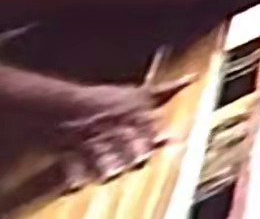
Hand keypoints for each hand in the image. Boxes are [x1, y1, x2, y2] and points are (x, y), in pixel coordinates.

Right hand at [36, 79, 185, 189]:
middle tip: (141, 162)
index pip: (149, 123)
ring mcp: (89, 138)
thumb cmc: (108, 98)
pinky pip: (69, 164)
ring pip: (99, 154)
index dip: (156, 132)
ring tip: (111, 176)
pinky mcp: (67, 150)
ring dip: (105, 165)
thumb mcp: (140, 93)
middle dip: (133, 150)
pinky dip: (74, 175)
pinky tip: (76, 186)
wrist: (62, 103)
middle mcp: (115, 126)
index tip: (166, 140)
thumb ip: (167, 90)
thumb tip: (193, 77)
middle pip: (126, 140)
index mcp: (135, 113)